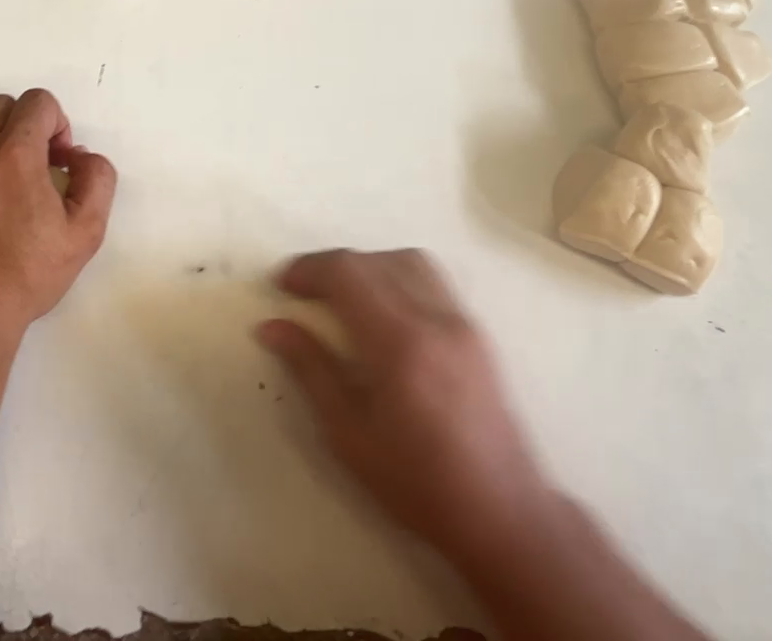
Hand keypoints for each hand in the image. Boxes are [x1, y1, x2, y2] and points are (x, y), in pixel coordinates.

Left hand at [0, 89, 116, 339]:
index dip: (56, 125)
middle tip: (29, 169)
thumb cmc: (23, 278)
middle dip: (23, 128)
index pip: (39, 102)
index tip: (55, 160)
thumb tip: (80, 153)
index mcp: (15, 154)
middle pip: (3, 105)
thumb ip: (97, 180)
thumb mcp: (84, 234)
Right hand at [257, 249, 552, 562]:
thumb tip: (271, 327)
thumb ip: (310, 369)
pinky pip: (433, 281)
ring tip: (342, 297)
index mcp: (400, 343)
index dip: (309, 269)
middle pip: (375, 261)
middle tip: (302, 293)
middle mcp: (436, 318)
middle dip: (331, 267)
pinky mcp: (478, 333)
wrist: (500, 511)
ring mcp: (463, 322)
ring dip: (368, 266)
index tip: (282, 287)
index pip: (348, 273)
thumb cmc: (415, 481)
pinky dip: (397, 277)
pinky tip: (383, 312)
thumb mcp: (347, 433)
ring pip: (410, 261)